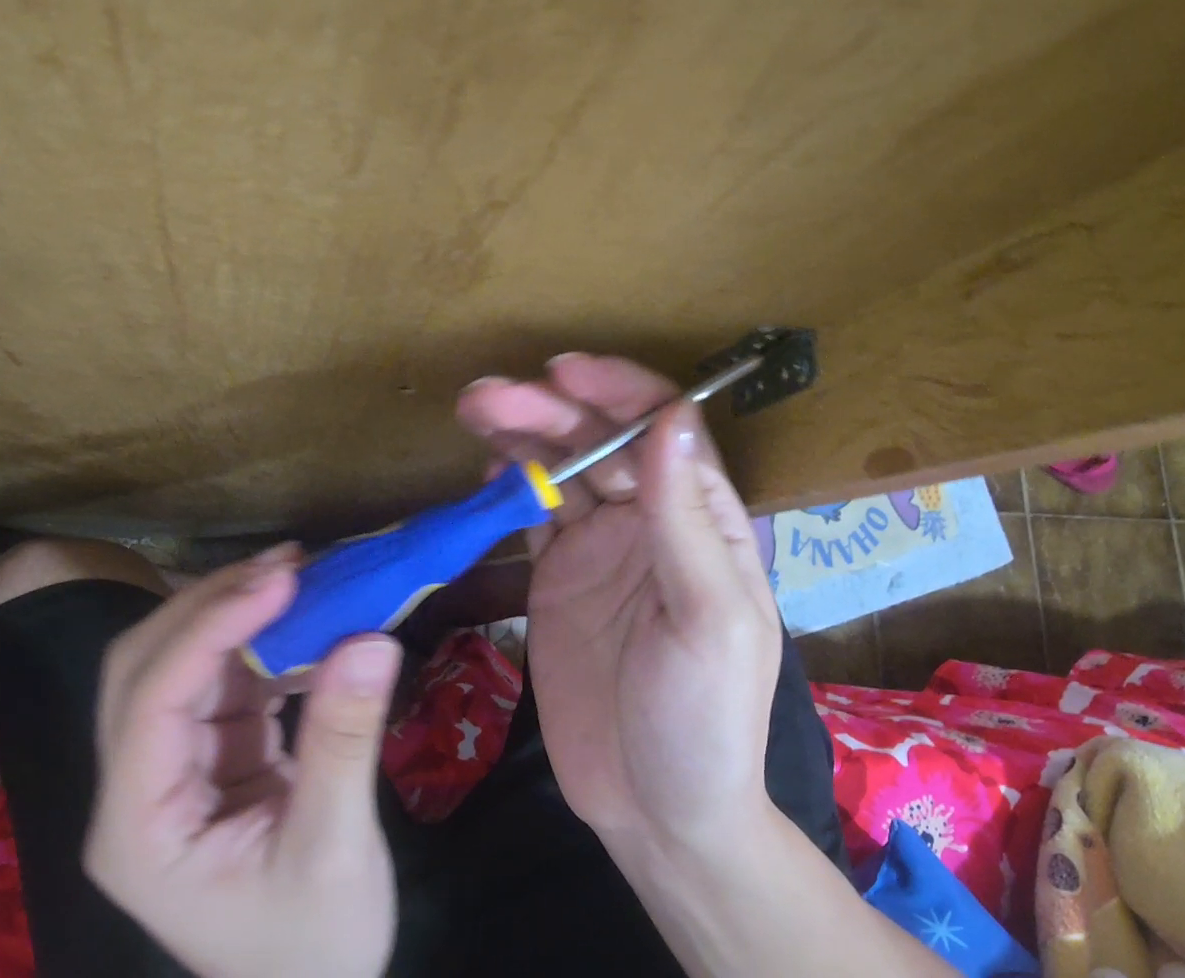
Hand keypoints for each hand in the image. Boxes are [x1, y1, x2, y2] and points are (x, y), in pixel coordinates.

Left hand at [83, 545, 402, 977]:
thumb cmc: (312, 948)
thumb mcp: (334, 851)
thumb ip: (344, 742)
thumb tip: (371, 638)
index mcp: (138, 826)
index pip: (152, 700)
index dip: (211, 629)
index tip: (281, 580)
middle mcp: (136, 789)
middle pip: (148, 669)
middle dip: (211, 607)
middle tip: (288, 566)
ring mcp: (172, 772)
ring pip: (182, 668)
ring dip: (237, 618)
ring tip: (299, 577)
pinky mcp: (212, 760)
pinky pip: (226, 685)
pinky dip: (264, 648)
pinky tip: (305, 625)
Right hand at [457, 354, 781, 845]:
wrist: (657, 812)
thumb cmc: (704, 721)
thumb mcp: (708, 621)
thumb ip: (685, 521)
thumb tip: (671, 419)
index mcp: (703, 522)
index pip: (662, 431)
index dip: (617, 392)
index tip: (564, 372)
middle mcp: (651, 523)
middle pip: (600, 443)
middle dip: (550, 411)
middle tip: (490, 397)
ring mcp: (600, 550)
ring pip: (561, 471)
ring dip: (522, 436)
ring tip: (476, 410)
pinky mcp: (557, 579)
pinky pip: (532, 517)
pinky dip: (509, 487)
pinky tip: (486, 468)